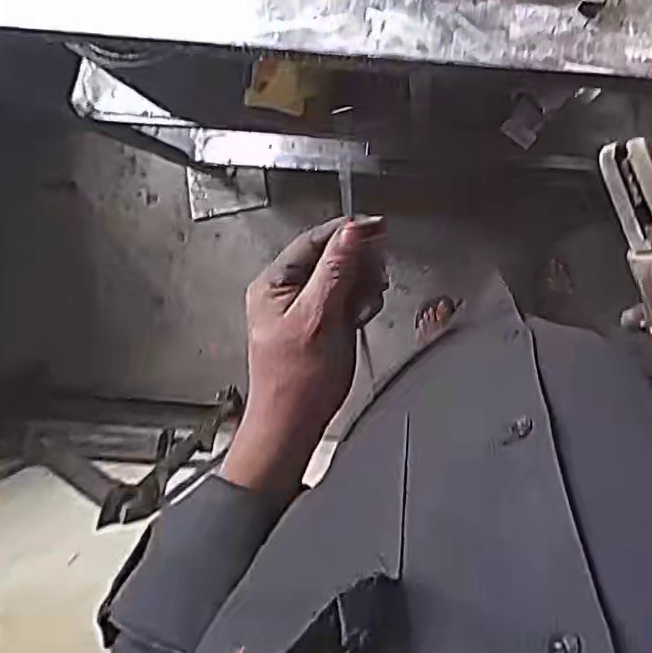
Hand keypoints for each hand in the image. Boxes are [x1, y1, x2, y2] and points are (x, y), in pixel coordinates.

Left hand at [223, 216, 386, 491]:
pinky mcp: (321, 319)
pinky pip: (346, 295)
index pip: (315, 239)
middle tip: (373, 277)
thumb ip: (337, 270)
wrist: (294, 425)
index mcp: (275, 282)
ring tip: (362, 305)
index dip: (348, 232)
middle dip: (358, 264)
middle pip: (332, 254)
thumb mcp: (319, 316)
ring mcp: (304, 305)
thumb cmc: (295, 382)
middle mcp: (286, 290)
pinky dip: (360, 300)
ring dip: (361, 284)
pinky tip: (360, 314)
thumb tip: (352, 231)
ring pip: (343, 275)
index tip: (376, 228)